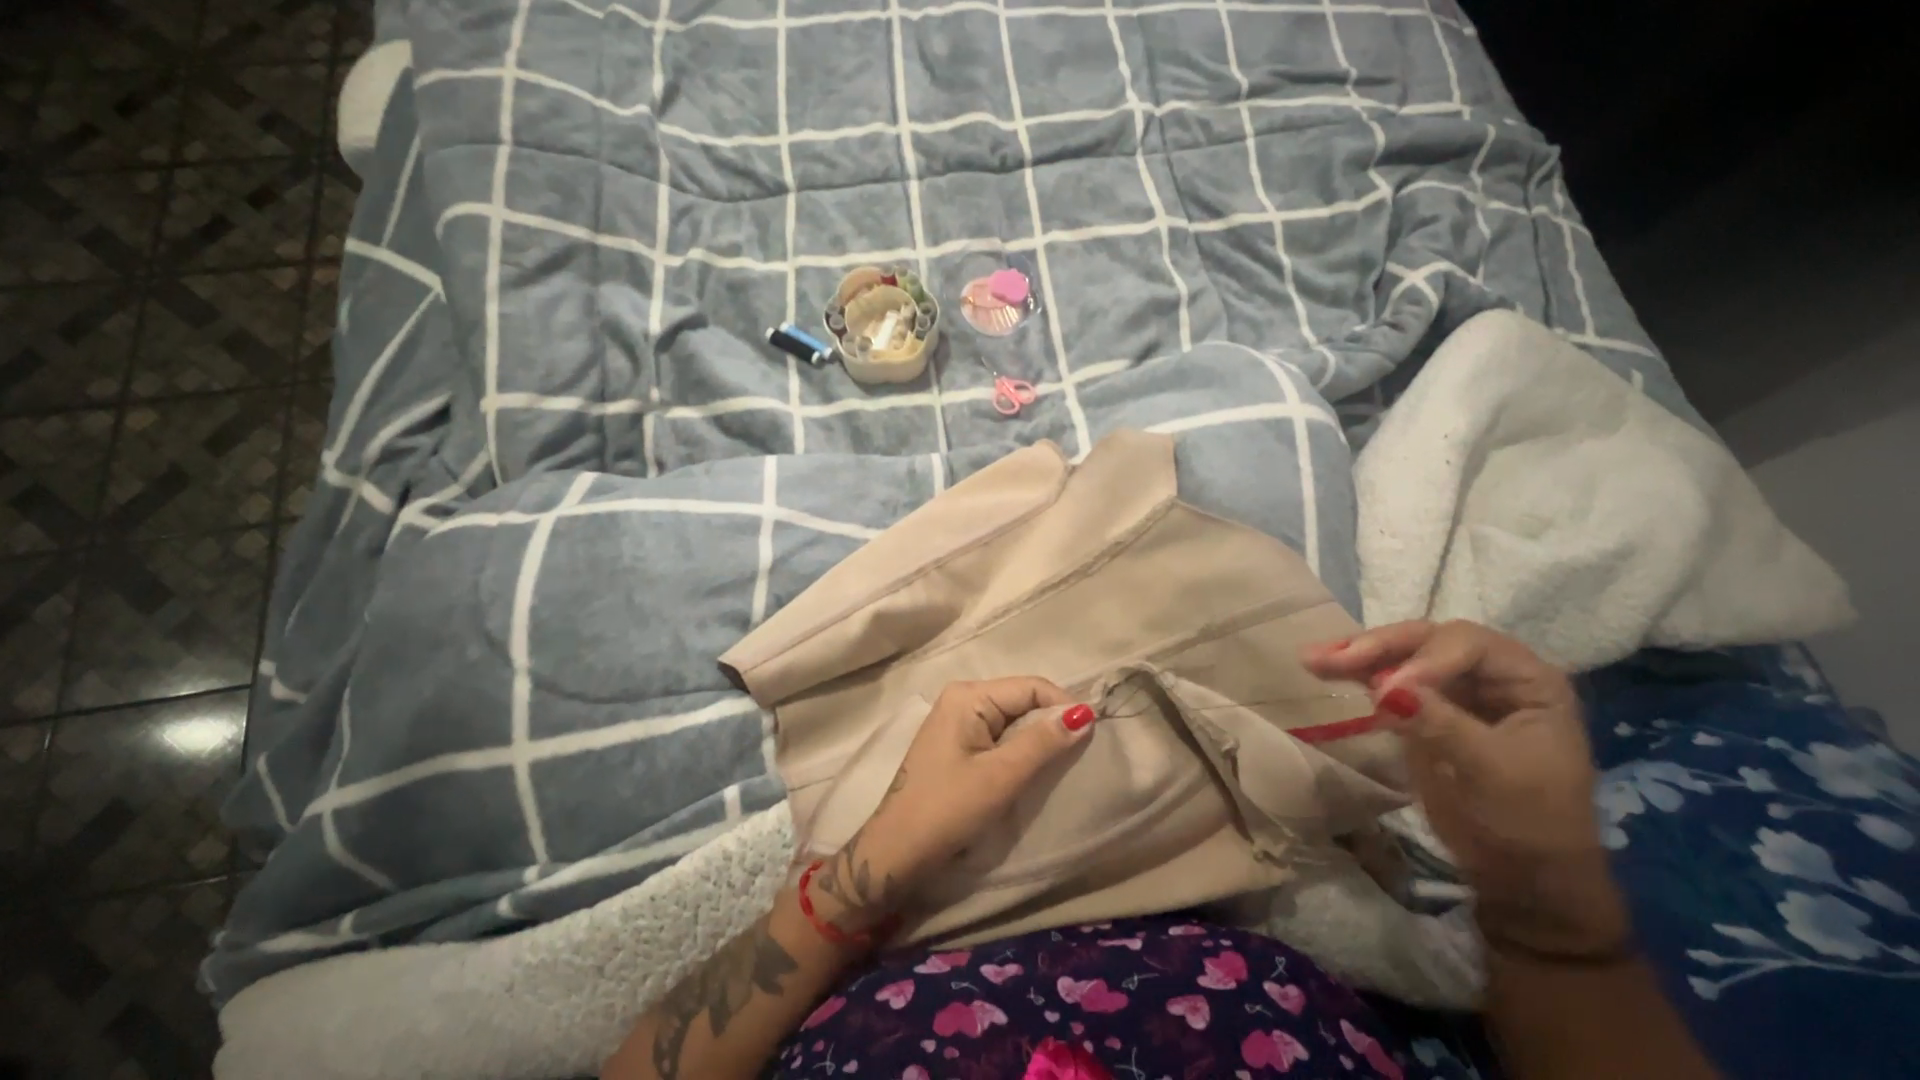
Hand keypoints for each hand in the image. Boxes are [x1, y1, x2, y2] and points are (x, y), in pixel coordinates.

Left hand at [805, 677, 1093, 936]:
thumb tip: (1083, 714)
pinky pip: (999, 735)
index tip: (1094, 733)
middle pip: (1022, 698)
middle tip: (1082, 749)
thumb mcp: (1002, 775)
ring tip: (1063, 759)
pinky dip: (1020, 747)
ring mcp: (956, 721)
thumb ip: (1043, 741)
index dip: (1065, 705)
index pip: (1031, 686)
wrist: (899, 850)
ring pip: (1012, 718)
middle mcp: (961, 698)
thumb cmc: (949, 809)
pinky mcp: (956, 745)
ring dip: (1038, 736)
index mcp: (968, 696)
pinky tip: (1033, 766)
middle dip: (1052, 720)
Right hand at [1304, 620, 1632, 959]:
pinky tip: (1325, 668)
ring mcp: (1455, 691)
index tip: (1387, 690)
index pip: (1469, 645)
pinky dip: (1358, 676)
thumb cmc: (1527, 821)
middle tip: (1334, 658)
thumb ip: (1441, 723)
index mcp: (1527, 680)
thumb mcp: (1491, 772)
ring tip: (1312, 658)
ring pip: (1402, 657)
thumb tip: (1384, 687)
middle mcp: (1490, 674)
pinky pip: (1389, 683)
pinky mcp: (1426, 711)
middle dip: (1381, 647)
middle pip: (1429, 642)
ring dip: (1358, 655)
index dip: (1426, 659)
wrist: (1525, 876)